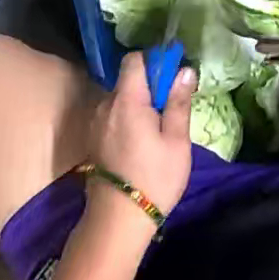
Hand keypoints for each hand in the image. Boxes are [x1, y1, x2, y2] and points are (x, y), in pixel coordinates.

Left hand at [84, 52, 194, 239]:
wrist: (118, 219)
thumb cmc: (154, 177)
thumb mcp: (176, 140)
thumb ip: (179, 102)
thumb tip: (185, 70)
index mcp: (127, 99)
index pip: (134, 60)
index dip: (153, 61)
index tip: (172, 75)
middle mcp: (105, 104)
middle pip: (127, 80)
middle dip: (149, 86)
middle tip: (171, 108)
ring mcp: (96, 122)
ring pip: (120, 100)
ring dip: (138, 105)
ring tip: (158, 129)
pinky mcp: (94, 139)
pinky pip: (113, 116)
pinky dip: (128, 119)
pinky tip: (142, 142)